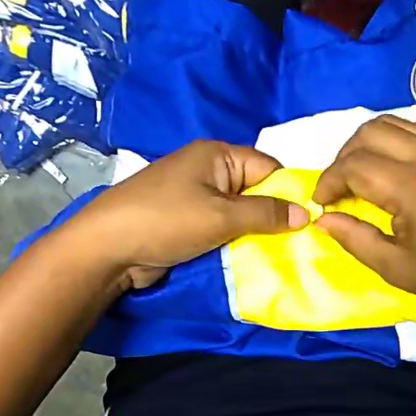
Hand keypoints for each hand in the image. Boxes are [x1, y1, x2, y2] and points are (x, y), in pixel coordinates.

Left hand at [58, 140, 307, 289]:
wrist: (108, 247)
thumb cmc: (166, 221)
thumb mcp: (221, 217)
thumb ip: (264, 214)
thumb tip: (304, 214)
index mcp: (217, 155)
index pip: (268, 167)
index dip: (288, 192)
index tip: (308, 222)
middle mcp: (207, 171)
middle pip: (253, 191)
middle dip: (272, 217)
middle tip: (296, 244)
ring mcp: (193, 197)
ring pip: (237, 214)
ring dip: (251, 234)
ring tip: (277, 256)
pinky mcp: (184, 222)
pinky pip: (219, 229)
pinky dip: (232, 243)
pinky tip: (248, 260)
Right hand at [312, 116, 415, 318]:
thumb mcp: (396, 269)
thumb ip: (355, 239)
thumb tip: (323, 220)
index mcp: (413, 189)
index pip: (354, 166)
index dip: (328, 181)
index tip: (322, 204)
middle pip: (370, 132)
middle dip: (344, 157)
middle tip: (340, 187)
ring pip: (396, 122)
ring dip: (370, 144)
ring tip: (363, 174)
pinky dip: (401, 138)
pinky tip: (397, 165)